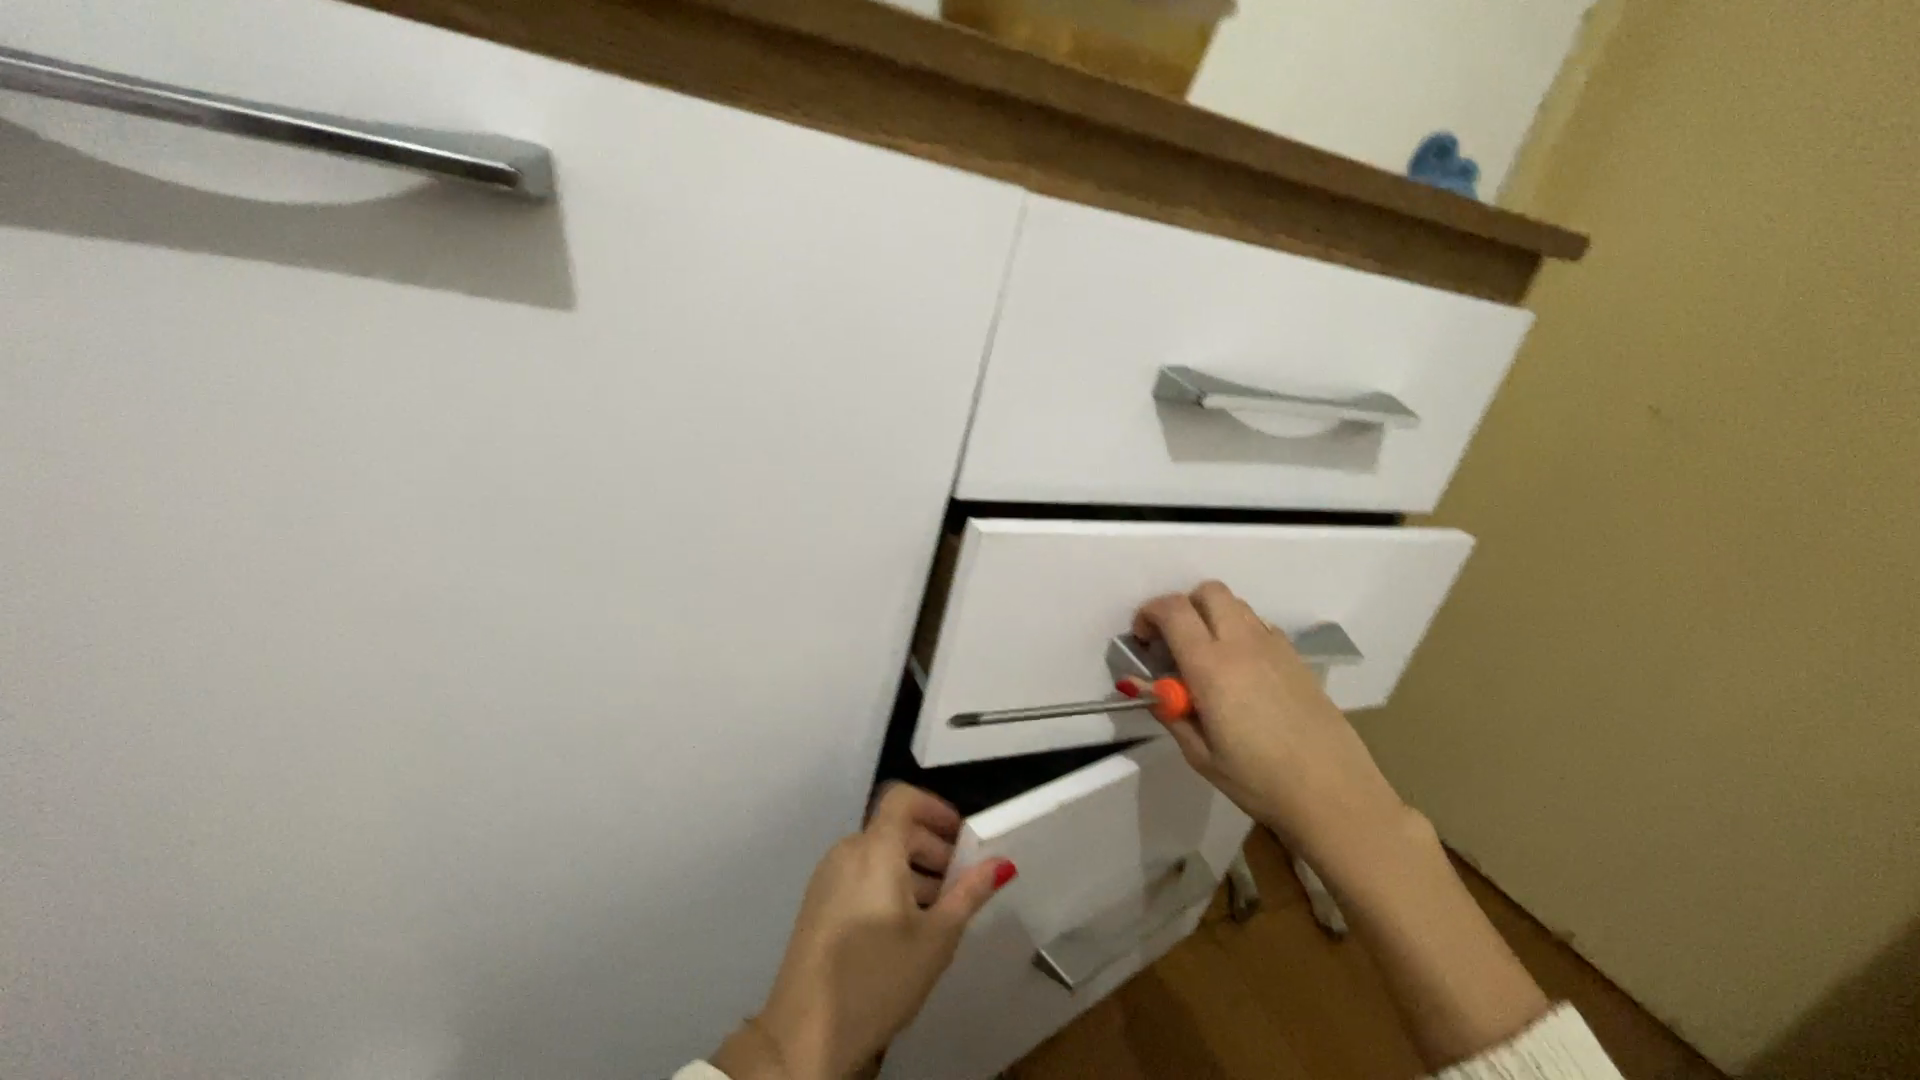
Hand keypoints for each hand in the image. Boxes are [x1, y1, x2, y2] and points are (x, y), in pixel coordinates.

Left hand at [712, 784, 1014, 1079]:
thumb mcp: (936, 939)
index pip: (903, 799)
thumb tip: (1001, 863)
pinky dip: (887, 883)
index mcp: (875, 850)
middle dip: (932, 846)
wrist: (806, 1032)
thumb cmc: (879, 977)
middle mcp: (846, 852)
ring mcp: (826, 877)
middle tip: (961, 882)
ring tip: (938, 910)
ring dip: (912, 868)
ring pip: (877, 854)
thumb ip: (969, 894)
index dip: (936, 808)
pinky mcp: (817, 903)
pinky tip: (905, 926)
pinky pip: (859, 874)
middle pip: (894, 829)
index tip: (963, 837)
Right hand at [1133, 581, 1409, 861]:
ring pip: (1236, 605)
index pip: (1173, 610)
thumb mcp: (1200, 755)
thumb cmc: (1259, 780)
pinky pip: (1260, 626)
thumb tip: (1146, 687)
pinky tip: (1240, 673)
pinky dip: (1240, 633)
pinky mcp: (1296, 658)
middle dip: (1183, 606)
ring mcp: (1275, 647)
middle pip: (1208, 591)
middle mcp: (1243, 644)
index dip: (1149, 614)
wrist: (1333, 792)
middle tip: (1173, 643)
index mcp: (1211, 666)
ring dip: (1212, 617)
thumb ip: (1170, 712)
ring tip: (1206, 659)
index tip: (1142, 640)